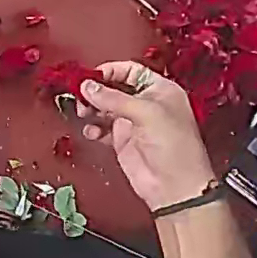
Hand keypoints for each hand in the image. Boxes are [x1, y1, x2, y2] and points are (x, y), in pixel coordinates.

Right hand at [78, 62, 216, 213]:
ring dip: (92, 108)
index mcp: (160, 90)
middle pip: (114, 88)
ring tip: (84, 112)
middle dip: (97, 90)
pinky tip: (92, 132)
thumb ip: (114, 98)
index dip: (111, 71)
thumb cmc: (175, 147)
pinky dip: (94, 128)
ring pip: (105, 107)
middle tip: (82, 94)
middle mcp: (146, 103)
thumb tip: (88, 86)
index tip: (91, 76)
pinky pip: (102, 128)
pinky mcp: (122, 141)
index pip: (131, 70)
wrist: (174, 187)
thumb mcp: (146, 113)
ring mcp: (133, 122)